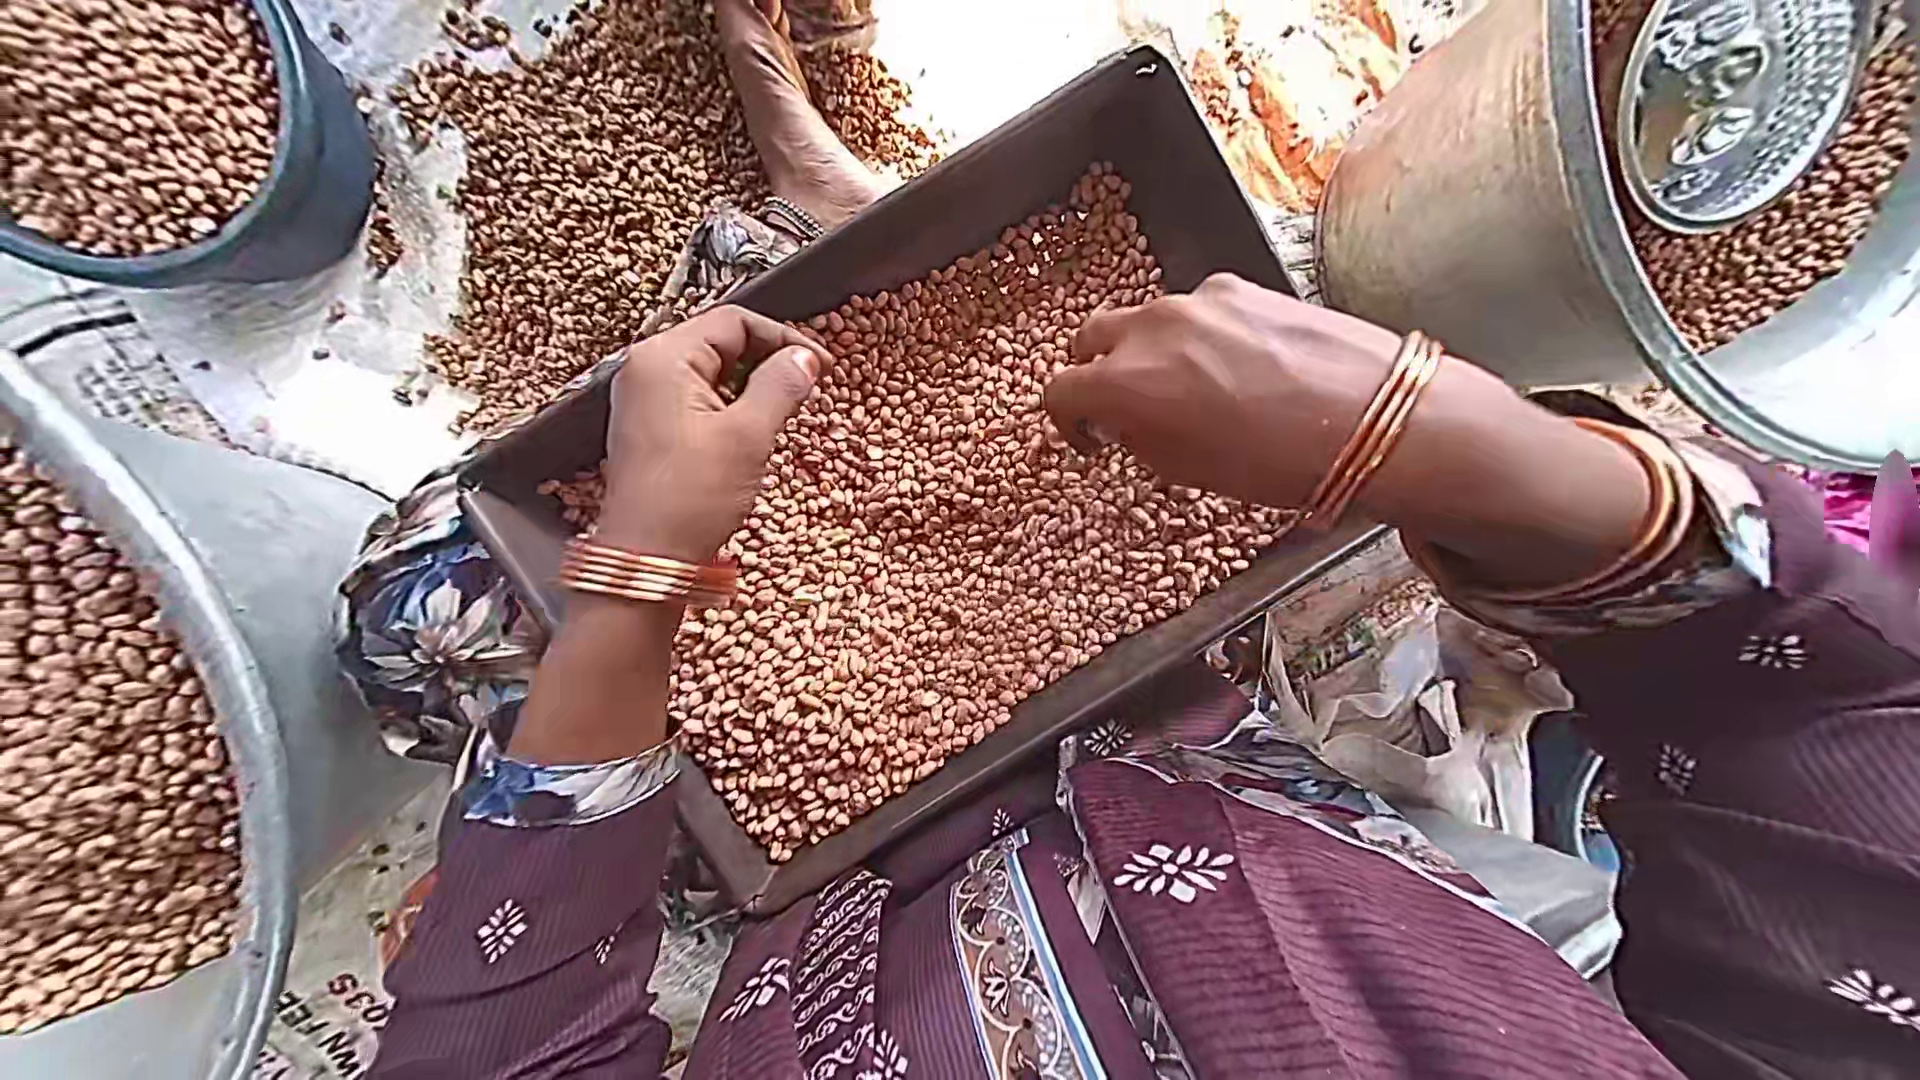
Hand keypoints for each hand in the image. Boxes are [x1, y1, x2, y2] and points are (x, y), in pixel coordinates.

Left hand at [595, 305, 826, 563]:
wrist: (647, 557)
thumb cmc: (694, 496)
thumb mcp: (748, 436)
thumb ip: (780, 387)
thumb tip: (806, 358)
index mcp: (665, 358)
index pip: (734, 321)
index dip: (785, 337)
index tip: (821, 366)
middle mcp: (648, 368)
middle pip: (722, 342)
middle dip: (770, 361)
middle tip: (808, 388)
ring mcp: (646, 399)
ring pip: (714, 373)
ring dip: (754, 386)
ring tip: (786, 412)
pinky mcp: (653, 427)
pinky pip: (701, 399)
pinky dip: (734, 406)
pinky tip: (754, 431)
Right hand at [1045, 273, 1410, 508]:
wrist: (1372, 420)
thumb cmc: (1272, 462)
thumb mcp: (1182, 466)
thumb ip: (1134, 434)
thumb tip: (1119, 419)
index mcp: (1125, 382)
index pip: (1060, 390)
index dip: (1065, 420)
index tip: (1088, 438)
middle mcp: (1149, 328)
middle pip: (1089, 337)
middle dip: (1092, 370)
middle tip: (1117, 402)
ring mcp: (1196, 300)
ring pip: (1143, 321)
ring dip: (1144, 351)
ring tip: (1183, 385)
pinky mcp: (1240, 285)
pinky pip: (1194, 308)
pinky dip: (1192, 335)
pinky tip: (1230, 363)